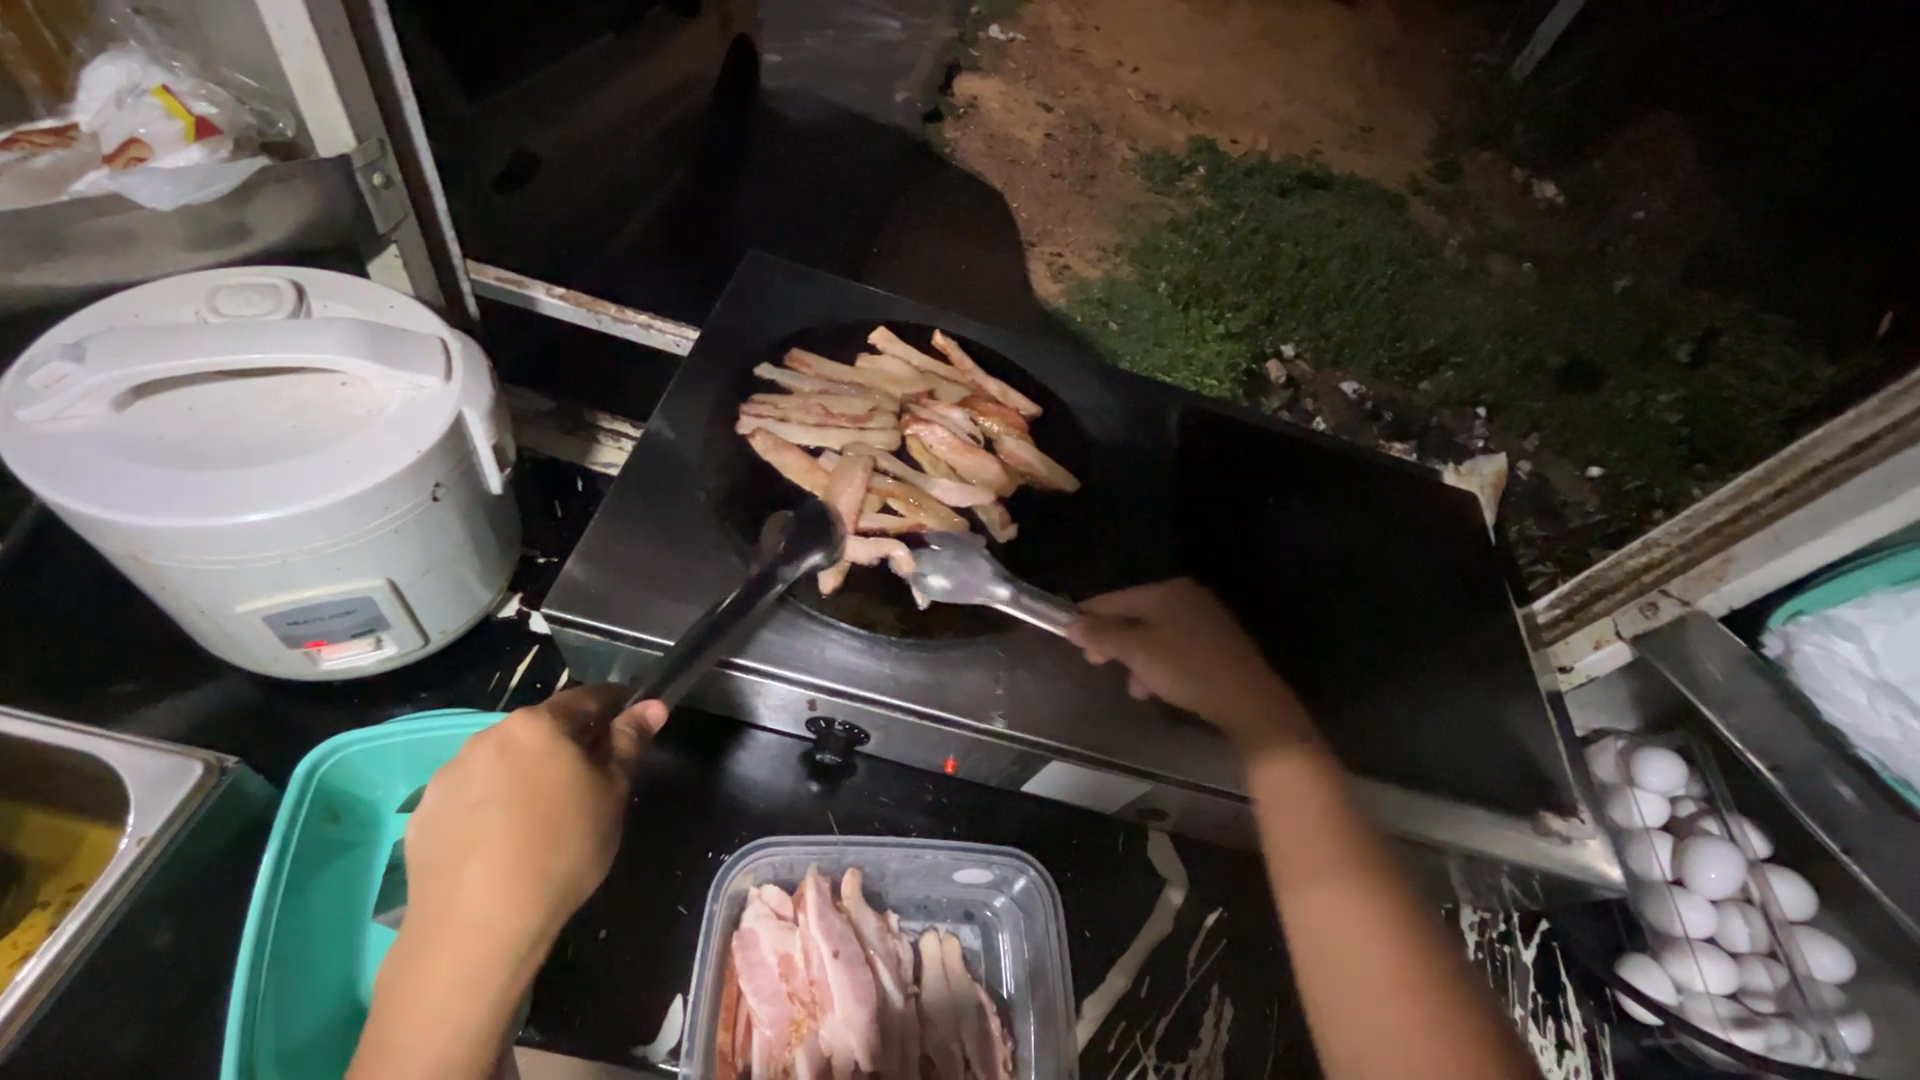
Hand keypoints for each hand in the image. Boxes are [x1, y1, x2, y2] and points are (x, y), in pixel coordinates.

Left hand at [403, 684, 668, 947]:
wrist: (479, 924)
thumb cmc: (563, 850)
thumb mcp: (612, 795)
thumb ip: (629, 743)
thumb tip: (653, 705)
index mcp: (538, 725)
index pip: (586, 699)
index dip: (613, 709)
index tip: (627, 730)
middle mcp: (488, 737)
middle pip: (539, 730)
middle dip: (565, 747)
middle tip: (587, 785)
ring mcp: (449, 775)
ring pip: (501, 763)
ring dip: (524, 775)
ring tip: (539, 821)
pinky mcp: (424, 815)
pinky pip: (469, 797)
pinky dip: (488, 807)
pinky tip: (500, 845)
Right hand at [1068, 578, 1316, 753]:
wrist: (1249, 700)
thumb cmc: (1186, 668)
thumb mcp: (1136, 651)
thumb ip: (1103, 635)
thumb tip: (1073, 624)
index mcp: (1165, 591)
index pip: (1114, 598)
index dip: (1088, 616)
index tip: (1068, 637)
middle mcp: (1186, 598)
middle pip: (1134, 615)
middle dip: (1112, 640)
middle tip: (1094, 662)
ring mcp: (1204, 620)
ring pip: (1154, 635)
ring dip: (1135, 657)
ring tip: (1130, 686)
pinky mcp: (1216, 645)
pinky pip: (1174, 648)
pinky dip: (1158, 664)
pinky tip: (1154, 688)